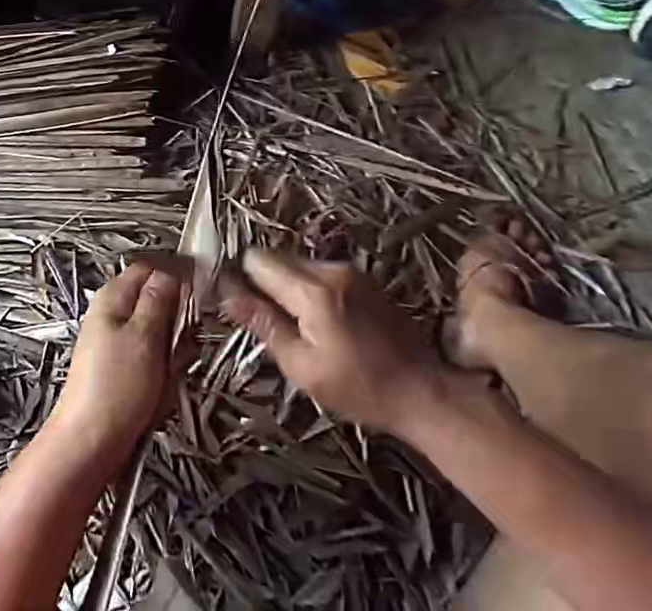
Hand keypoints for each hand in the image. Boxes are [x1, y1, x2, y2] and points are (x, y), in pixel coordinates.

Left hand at [50, 262, 192, 468]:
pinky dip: (164, 373)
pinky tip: (161, 390)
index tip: (202, 290)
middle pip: (158, 302)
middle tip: (182, 344)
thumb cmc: (115, 388)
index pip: (151, 267)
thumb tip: (173, 270)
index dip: (178, 275)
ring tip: (169, 373)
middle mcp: (113, 314)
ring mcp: (119, 342)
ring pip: (161, 334)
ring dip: (173, 352)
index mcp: (113, 297)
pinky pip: (155, 361)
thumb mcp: (144, 336)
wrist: (90, 444)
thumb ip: (160, 299)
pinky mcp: (125, 369)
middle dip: (177, 322)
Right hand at [220, 246, 455, 436]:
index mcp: (313, 292)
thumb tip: (226, 293)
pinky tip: (323, 321)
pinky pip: (321, 272)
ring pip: (298, 264)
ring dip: (289, 286)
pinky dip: (311, 289)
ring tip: (299, 325)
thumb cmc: (359, 389)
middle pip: (278, 258)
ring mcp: (351, 270)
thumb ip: (263, 324)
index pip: (257, 262)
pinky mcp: (364, 277)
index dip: (242, 279)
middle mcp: (331, 270)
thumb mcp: (302, 366)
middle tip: (270, 320)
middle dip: (266, 283)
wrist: (425, 393)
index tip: (239, 302)